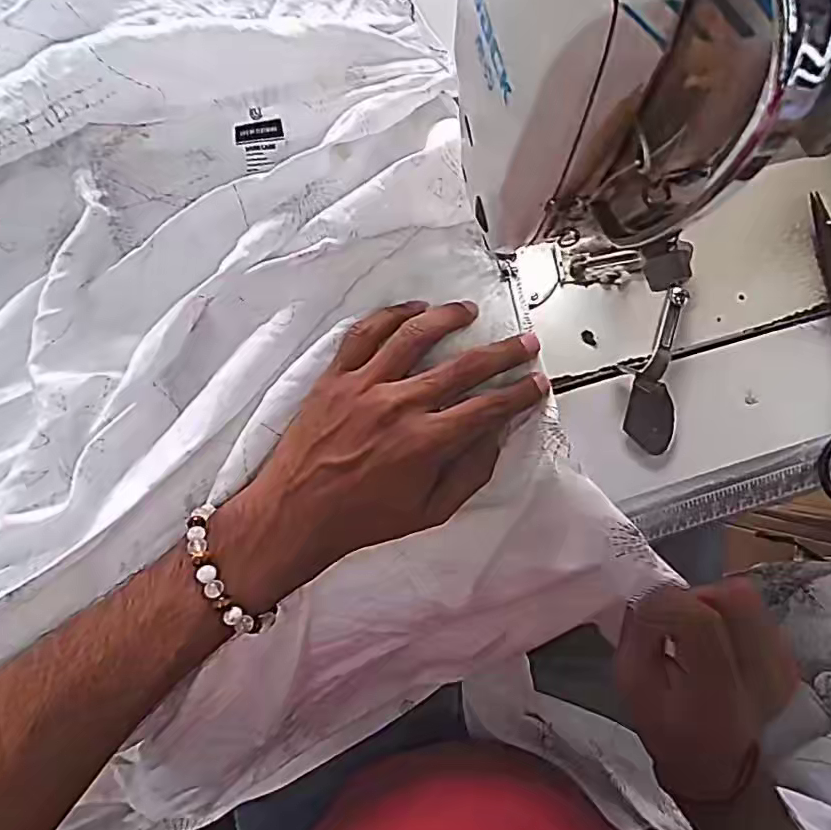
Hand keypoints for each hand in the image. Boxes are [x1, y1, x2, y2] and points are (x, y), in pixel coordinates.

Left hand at [212, 300, 548, 607]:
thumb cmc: (359, 518)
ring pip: (415, 336)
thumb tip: (494, 438)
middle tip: (523, 343)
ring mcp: (364, 386)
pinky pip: (364, 333)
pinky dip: (391, 316)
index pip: (488, 407)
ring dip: (448, 318)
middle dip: (504, 352)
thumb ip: (469, 474)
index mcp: (425, 442)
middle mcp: (398, 406)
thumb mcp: (428, 512)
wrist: (295, 513)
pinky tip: (411, 311)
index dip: (519, 393)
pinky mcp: (335, 378)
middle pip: (465, 366)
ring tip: (467, 311)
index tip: (534, 383)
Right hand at [614, 579, 799, 801]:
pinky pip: (757, 612)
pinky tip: (718, 640)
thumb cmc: (672, 732)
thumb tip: (648, 597)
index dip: (662, 604)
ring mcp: (782, 664)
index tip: (648, 617)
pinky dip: (731, 616)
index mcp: (713, 688)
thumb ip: (636, 635)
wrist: (727, 772)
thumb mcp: (634, 687)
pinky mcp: (788, 657)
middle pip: (730, 596)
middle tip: (675, 619)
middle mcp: (759, 672)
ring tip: (696, 630)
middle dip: (694, 597)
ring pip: (746, 598)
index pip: (693, 616)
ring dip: (712, 604)